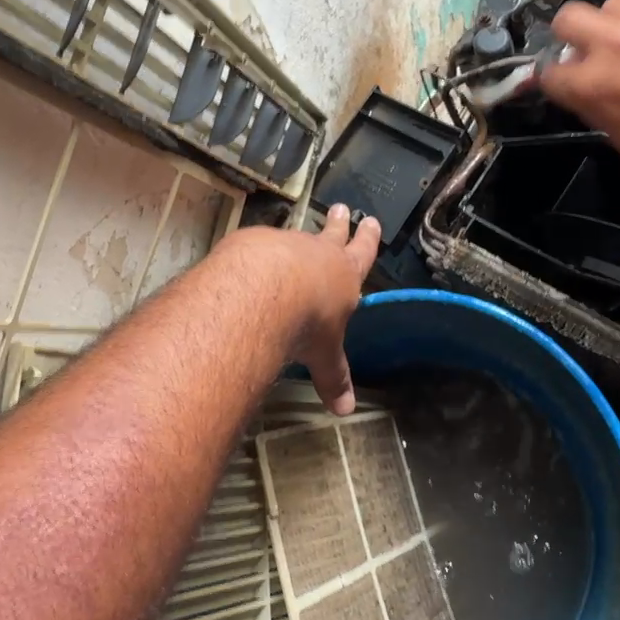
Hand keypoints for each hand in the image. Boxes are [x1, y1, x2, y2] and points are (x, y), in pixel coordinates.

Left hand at [220, 205, 379, 414]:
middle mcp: (317, 254)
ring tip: (294, 234)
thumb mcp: (323, 354)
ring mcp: (285, 245)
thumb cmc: (308, 322)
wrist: (265, 287)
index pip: (361, 254)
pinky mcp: (253, 243)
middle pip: (332, 234)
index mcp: (344, 276)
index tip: (371, 221)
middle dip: (338, 223)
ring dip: (297, 238)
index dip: (367, 239)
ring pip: (295, 238)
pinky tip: (248, 263)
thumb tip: (345, 411)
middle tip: (340, 207)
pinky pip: (259, 247)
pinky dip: (258, 254)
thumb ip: (332, 377)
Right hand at [538, 0, 619, 189]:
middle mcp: (616, 42)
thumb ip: (593, 104)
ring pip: (615, 3)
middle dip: (576, 34)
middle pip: (568, 18)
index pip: (550, 70)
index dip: (560, 76)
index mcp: (594, 85)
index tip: (570, 77)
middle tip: (596, 49)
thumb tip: (580, 87)